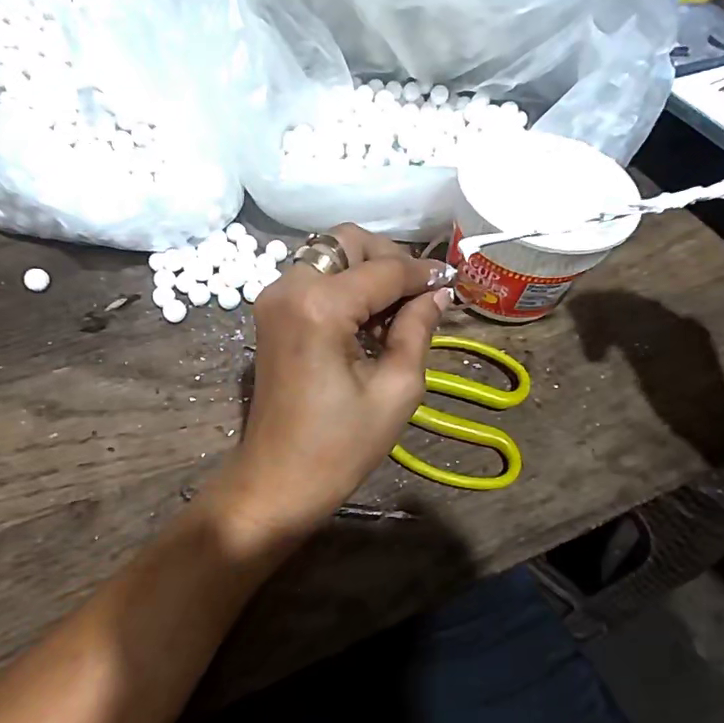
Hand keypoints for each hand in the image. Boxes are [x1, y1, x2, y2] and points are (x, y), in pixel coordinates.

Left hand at [211, 224, 454, 546]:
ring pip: (330, 257)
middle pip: (347, 242)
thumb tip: (439, 293)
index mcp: (320, 305)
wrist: (278, 479)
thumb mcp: (396, 389)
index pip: (385, 269)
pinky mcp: (271, 314)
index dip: (423, 274)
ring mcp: (274, 299)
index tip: (453, 283)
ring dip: (366, 273)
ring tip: (397, 314)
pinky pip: (314, 279)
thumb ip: (417, 330)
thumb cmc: (340, 445)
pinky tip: (368, 321)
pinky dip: (344, 287)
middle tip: (419, 295)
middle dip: (388, 259)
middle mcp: (289, 288)